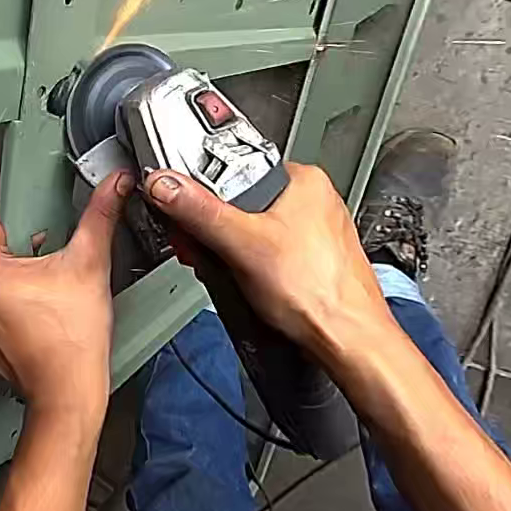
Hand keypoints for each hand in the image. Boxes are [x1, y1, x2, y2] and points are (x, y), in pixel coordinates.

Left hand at [0, 171, 132, 423]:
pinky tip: (26, 309)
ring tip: (37, 286)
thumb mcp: (90, 265)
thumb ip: (99, 217)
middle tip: (42, 256)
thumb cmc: (73, 341)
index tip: (30, 219)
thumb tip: (112, 188)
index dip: (11, 211)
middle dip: (12, 245)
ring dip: (3, 274)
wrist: (67, 393)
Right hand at [142, 162, 397, 361]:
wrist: (347, 343)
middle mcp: (307, 199)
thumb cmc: (319, 294)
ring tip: (218, 263)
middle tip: (200, 245)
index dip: (198, 191)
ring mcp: (304, 228)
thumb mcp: (242, 243)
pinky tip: (235, 273)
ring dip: (217, 245)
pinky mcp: (298, 253)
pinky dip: (235, 258)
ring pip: (238, 223)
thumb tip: (163, 184)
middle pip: (230, 198)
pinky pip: (251, 244)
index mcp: (302, 181)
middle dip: (206, 225)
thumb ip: (198, 210)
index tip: (183, 210)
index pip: (229, 168)